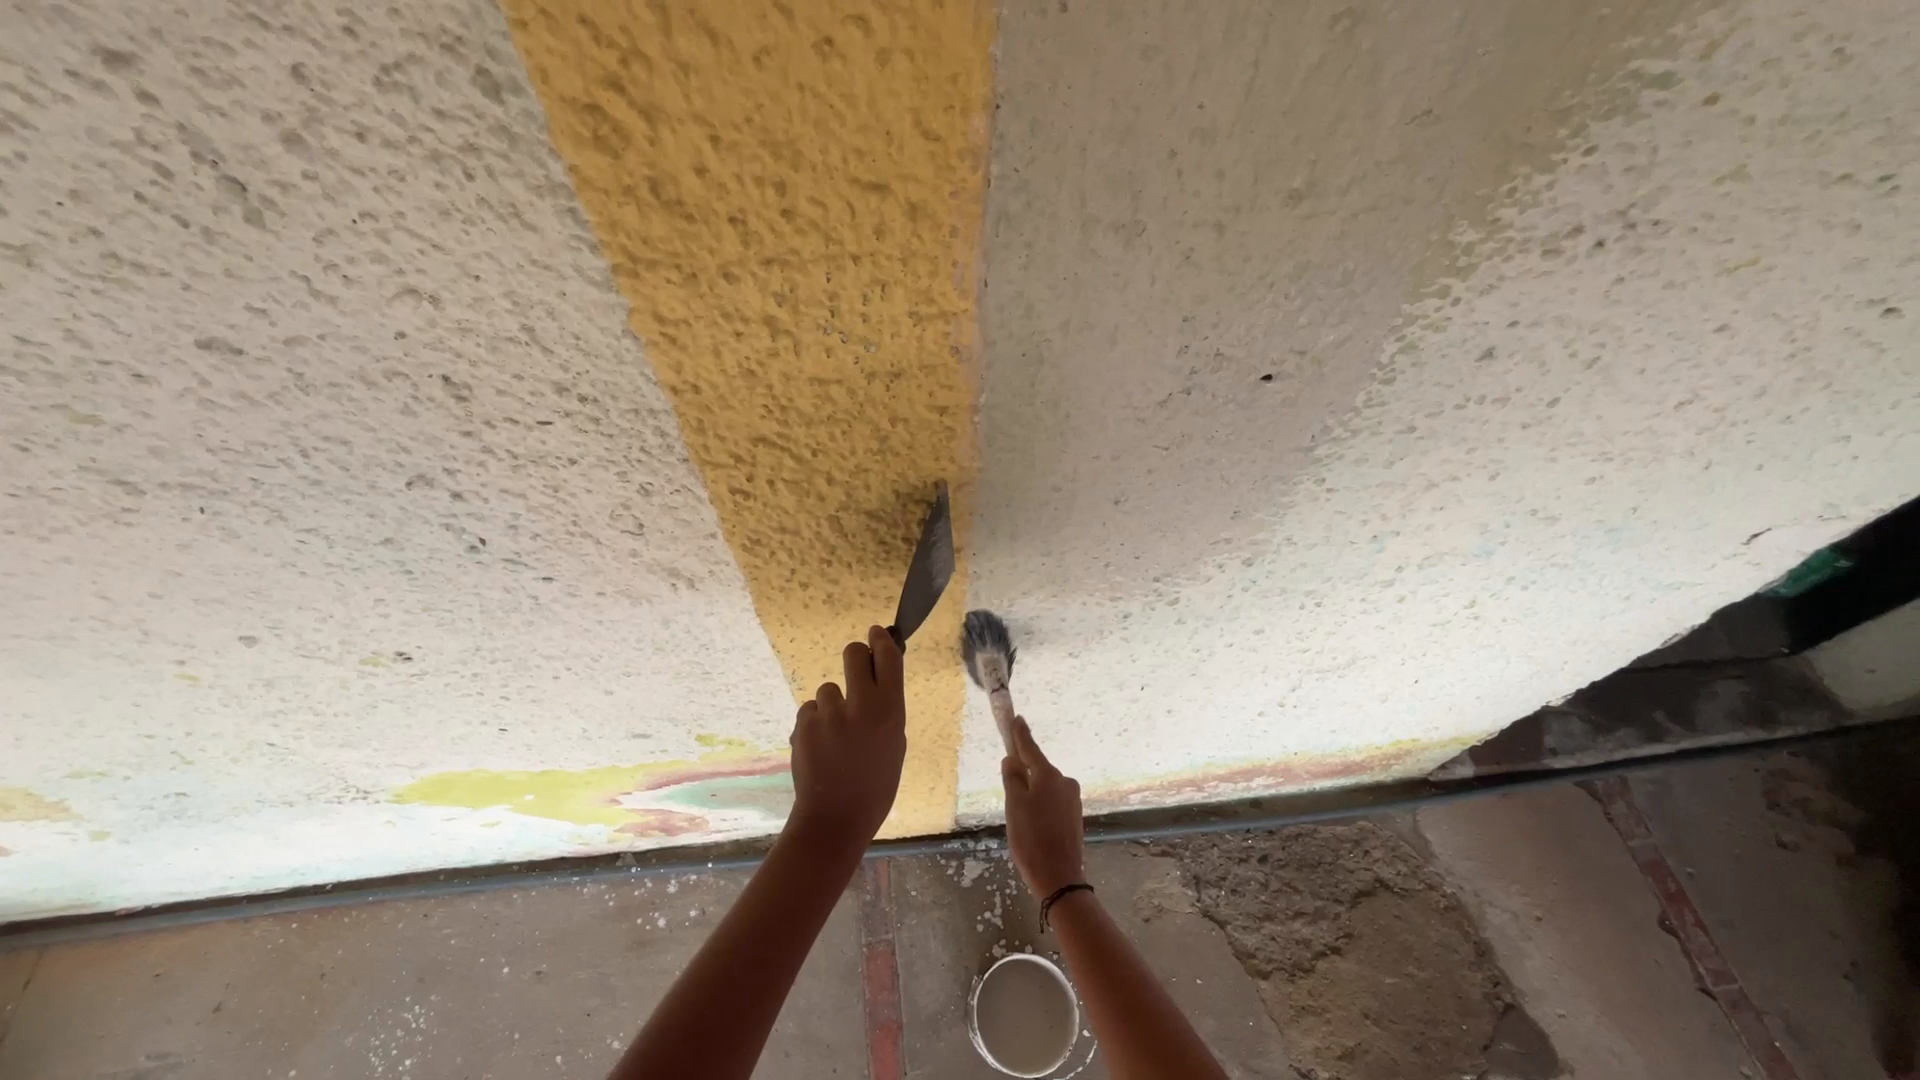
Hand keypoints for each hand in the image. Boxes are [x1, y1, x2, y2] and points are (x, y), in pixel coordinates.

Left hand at [786, 625, 907, 849]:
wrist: (835, 818)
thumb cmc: (875, 787)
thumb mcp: (895, 747)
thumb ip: (887, 713)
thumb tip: (878, 685)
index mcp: (890, 711)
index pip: (887, 658)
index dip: (881, 641)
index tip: (876, 633)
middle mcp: (861, 705)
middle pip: (853, 654)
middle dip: (855, 656)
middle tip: (855, 668)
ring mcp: (829, 714)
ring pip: (828, 689)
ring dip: (832, 705)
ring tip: (835, 736)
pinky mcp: (803, 725)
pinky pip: (810, 711)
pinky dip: (814, 724)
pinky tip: (820, 748)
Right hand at [1001, 718, 1085, 897]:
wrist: (1059, 876)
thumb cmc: (1031, 838)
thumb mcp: (1014, 806)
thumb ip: (1012, 778)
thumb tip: (1012, 759)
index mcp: (1048, 776)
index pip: (1030, 748)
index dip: (1020, 734)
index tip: (1016, 718)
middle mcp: (1065, 782)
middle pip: (1038, 770)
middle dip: (1023, 774)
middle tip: (1007, 792)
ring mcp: (1072, 799)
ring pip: (1045, 787)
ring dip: (1031, 793)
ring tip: (1020, 818)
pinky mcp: (1074, 815)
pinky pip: (1052, 801)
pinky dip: (1040, 805)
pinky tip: (1033, 824)